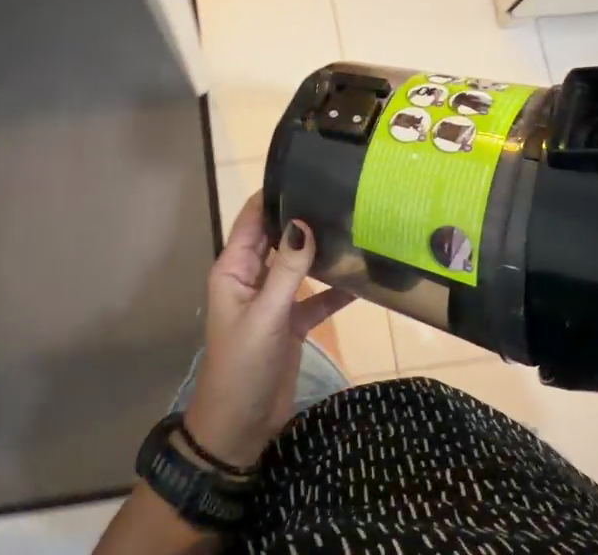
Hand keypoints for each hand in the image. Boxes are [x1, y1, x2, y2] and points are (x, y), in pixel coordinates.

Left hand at [183, 192, 352, 467]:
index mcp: (234, 268)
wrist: (240, 426)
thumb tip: (305, 223)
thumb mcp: (265, 315)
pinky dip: (335, 291)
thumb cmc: (242, 365)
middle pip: (279, 237)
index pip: (253, 220)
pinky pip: (315, 298)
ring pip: (299, 265)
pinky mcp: (290, 322)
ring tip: (356, 227)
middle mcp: (252, 277)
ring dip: (322, 252)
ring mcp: (272, 300)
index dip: (275, 195)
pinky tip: (363, 281)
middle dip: (303, 218)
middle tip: (342, 195)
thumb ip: (287, 271)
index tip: (307, 171)